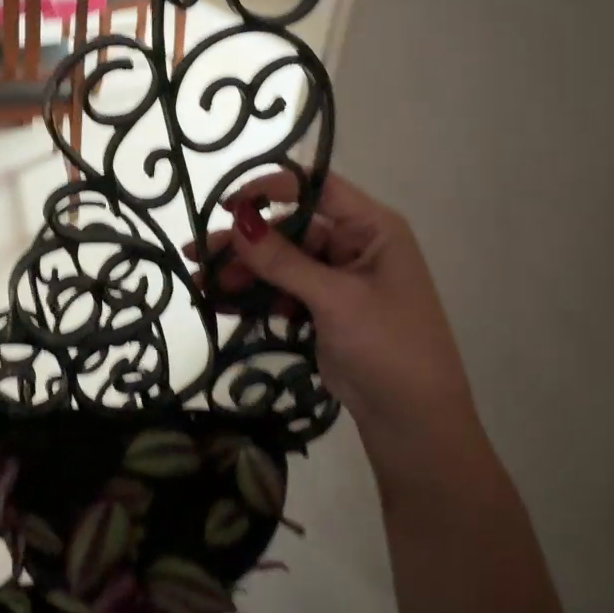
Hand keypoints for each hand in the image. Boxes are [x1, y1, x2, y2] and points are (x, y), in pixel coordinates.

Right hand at [186, 171, 475, 442]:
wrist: (415, 423)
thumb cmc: (389, 347)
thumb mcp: (335, 300)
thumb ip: (283, 261)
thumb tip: (236, 222)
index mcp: (372, 228)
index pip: (316, 189)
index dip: (270, 189)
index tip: (226, 205)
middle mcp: (356, 245)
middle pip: (291, 228)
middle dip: (246, 243)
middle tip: (198, 254)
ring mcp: (339, 279)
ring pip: (282, 262)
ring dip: (243, 272)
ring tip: (200, 285)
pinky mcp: (325, 310)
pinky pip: (283, 291)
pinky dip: (256, 297)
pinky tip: (223, 304)